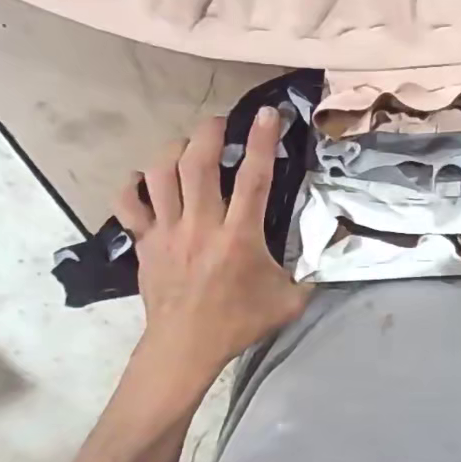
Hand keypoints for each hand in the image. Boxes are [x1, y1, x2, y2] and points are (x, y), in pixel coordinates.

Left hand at [116, 108, 311, 380]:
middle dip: (208, 133)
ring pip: (161, 175)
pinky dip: (131, 186)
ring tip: (185, 146)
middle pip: (198, 164)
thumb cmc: (238, 323)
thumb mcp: (288, 302)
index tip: (266, 113)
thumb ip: (310, 275)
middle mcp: (201, 225)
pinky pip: (128, 205)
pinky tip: (144, 180)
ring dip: (172, 151)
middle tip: (218, 123)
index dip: (262, 141)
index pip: (254, 178)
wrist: (185, 348)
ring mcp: (168, 231)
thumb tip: (332, 252)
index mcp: (239, 236)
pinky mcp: (144, 242)